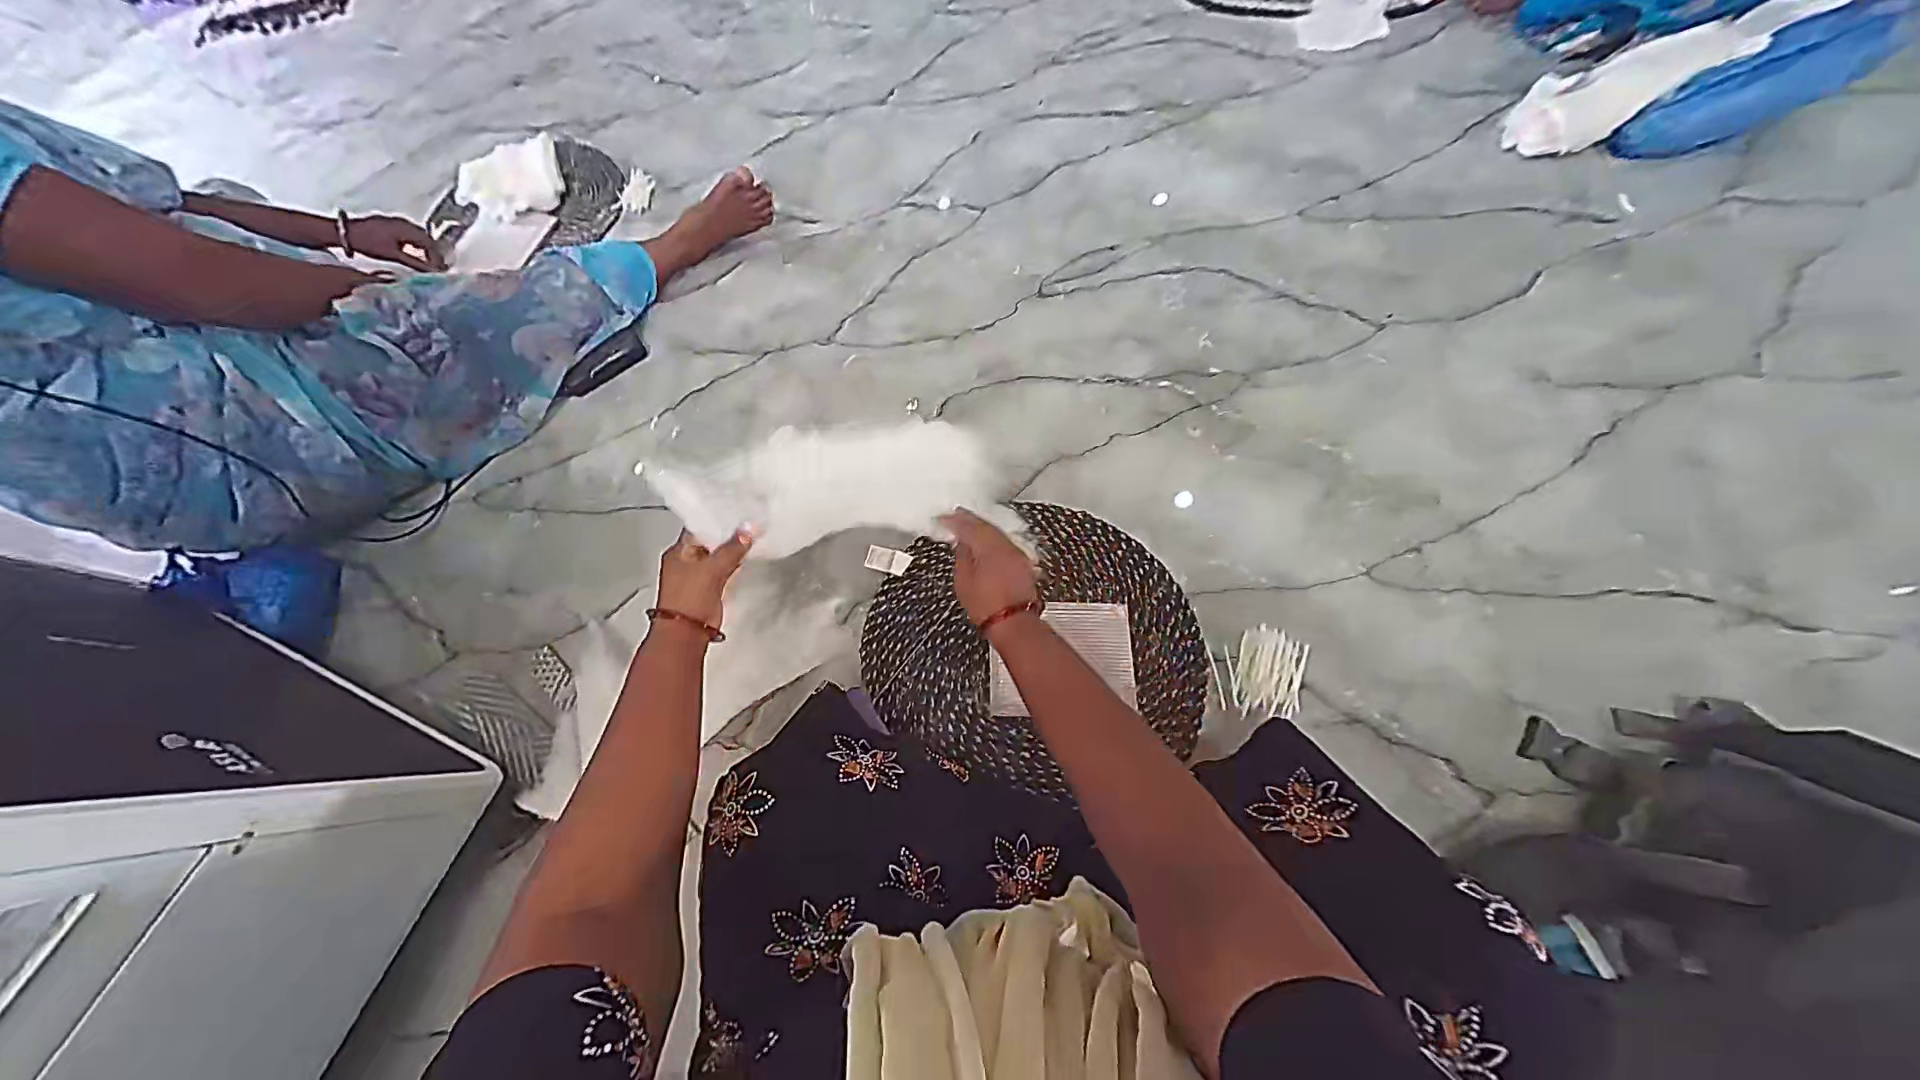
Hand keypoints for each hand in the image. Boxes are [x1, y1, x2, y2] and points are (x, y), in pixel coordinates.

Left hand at [345, 214, 446, 271]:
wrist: (344, 232)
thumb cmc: (368, 243)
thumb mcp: (394, 256)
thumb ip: (416, 263)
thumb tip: (434, 271)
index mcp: (407, 229)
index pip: (430, 244)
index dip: (437, 258)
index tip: (440, 269)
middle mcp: (403, 222)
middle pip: (426, 238)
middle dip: (433, 252)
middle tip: (435, 265)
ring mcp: (395, 221)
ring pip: (417, 234)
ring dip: (424, 247)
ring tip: (425, 260)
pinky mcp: (388, 223)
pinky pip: (408, 232)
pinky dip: (414, 242)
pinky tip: (412, 251)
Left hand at [655, 528, 752, 632]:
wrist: (688, 632)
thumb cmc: (687, 601)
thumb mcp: (712, 568)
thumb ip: (732, 548)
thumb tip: (746, 531)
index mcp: (678, 552)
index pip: (697, 527)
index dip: (715, 518)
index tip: (734, 513)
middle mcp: (686, 562)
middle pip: (709, 541)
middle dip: (727, 534)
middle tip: (745, 523)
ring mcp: (697, 575)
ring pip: (718, 556)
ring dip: (732, 549)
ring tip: (749, 537)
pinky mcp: (709, 587)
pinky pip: (724, 570)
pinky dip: (734, 563)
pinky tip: (745, 557)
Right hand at [939, 508, 1038, 626]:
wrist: (1013, 623)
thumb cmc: (987, 606)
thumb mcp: (963, 581)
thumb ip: (963, 557)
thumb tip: (962, 544)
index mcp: (988, 548)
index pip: (968, 526)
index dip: (954, 520)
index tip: (944, 518)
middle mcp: (1005, 546)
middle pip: (986, 525)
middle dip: (970, 519)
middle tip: (957, 515)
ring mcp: (1017, 554)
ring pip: (997, 533)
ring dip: (983, 527)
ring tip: (969, 526)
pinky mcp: (1023, 563)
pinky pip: (1005, 543)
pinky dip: (994, 539)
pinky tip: (987, 542)